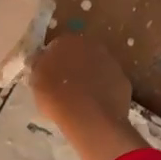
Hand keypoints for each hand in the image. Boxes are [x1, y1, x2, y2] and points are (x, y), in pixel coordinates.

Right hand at [29, 34, 143, 159]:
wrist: (90, 119)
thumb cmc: (56, 96)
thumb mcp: (36, 79)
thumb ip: (40, 64)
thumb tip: (41, 59)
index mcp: (68, 40)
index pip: (59, 45)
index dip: (54, 59)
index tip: (50, 74)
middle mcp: (92, 46)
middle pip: (81, 53)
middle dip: (75, 65)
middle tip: (66, 85)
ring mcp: (111, 63)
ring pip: (98, 68)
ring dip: (91, 78)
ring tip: (82, 98)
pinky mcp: (124, 82)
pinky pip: (110, 84)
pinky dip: (104, 91)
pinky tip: (96, 106)